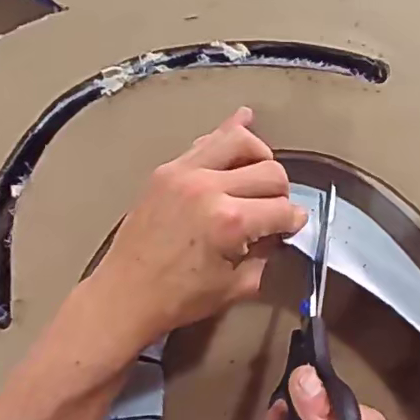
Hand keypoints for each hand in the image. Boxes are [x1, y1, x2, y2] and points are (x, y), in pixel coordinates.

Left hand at [87, 107, 307, 348]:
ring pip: (239, 141)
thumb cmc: (176, 297)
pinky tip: (243, 122)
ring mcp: (184, 174)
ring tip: (261, 173)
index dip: (294, 221)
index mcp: (229, 222)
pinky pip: (205, 142)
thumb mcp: (236, 287)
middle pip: (270, 171)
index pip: (283, 209)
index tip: (293, 225)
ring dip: (260, 155)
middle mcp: (208, 189)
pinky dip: (227, 133)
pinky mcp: (166, 171)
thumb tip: (276, 231)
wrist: (125, 295)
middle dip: (282, 192)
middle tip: (275, 209)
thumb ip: (265, 254)